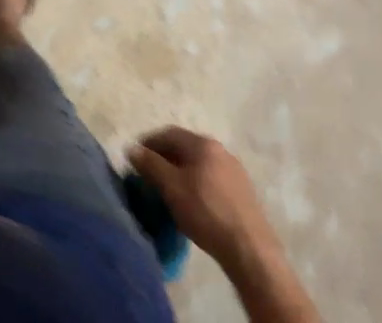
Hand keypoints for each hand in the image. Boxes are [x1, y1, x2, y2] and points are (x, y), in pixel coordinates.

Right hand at [128, 125, 275, 263]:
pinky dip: (196, 182)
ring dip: (180, 170)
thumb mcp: (170, 187)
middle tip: (149, 174)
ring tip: (168, 188)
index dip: (148, 143)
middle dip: (164, 157)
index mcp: (203, 144)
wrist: (249, 248)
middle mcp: (221, 150)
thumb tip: (132, 148)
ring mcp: (234, 170)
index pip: (168, 133)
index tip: (135, 159)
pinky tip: (192, 200)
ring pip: (199, 163)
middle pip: (185, 146)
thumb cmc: (205, 212)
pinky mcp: (242, 190)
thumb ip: (150, 164)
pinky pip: (211, 177)